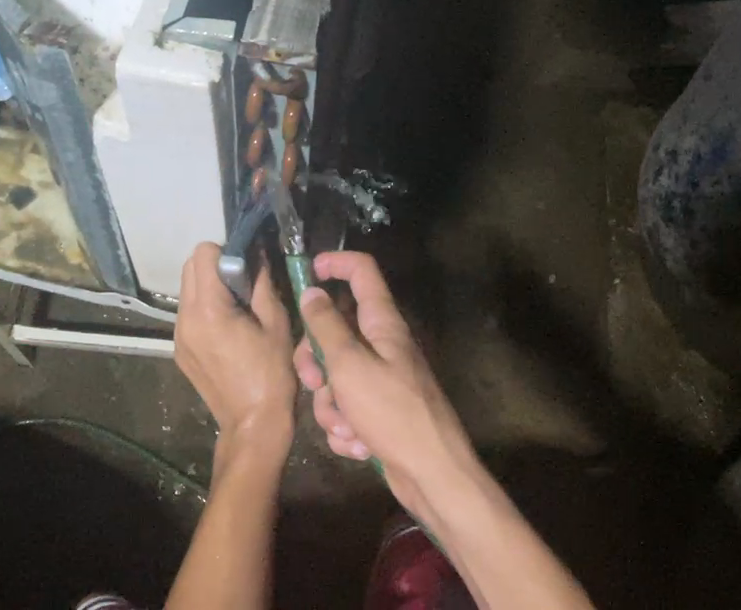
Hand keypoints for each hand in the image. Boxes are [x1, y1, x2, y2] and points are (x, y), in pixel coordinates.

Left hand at [176, 242, 296, 459]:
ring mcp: (178, 335)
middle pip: (189, 266)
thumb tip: (257, 255)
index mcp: (208, 309)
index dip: (225, 252)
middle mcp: (185, 318)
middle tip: (242, 283)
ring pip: (186, 289)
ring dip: (208, 285)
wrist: (253, 424)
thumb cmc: (271, 374)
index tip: (246, 267)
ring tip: (236, 306)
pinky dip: (203, 307)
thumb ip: (262, 284)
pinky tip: (227, 327)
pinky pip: (187, 312)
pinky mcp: (179, 349)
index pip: (202, 254)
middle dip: (215, 265)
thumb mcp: (276, 324)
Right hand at [294, 251, 475, 518]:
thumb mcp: (349, 365)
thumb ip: (326, 326)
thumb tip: (311, 292)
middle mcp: (381, 346)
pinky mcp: (379, 412)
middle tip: (314, 381)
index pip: (362, 272)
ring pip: (335, 375)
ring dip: (331, 404)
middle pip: (335, 331)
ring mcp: (381, 379)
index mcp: (381, 324)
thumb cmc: (393, 413)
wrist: (432, 476)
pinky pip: (347, 407)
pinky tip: (358, 445)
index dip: (335, 263)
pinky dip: (345, 427)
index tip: (307, 272)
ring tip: (346, 427)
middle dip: (316, 360)